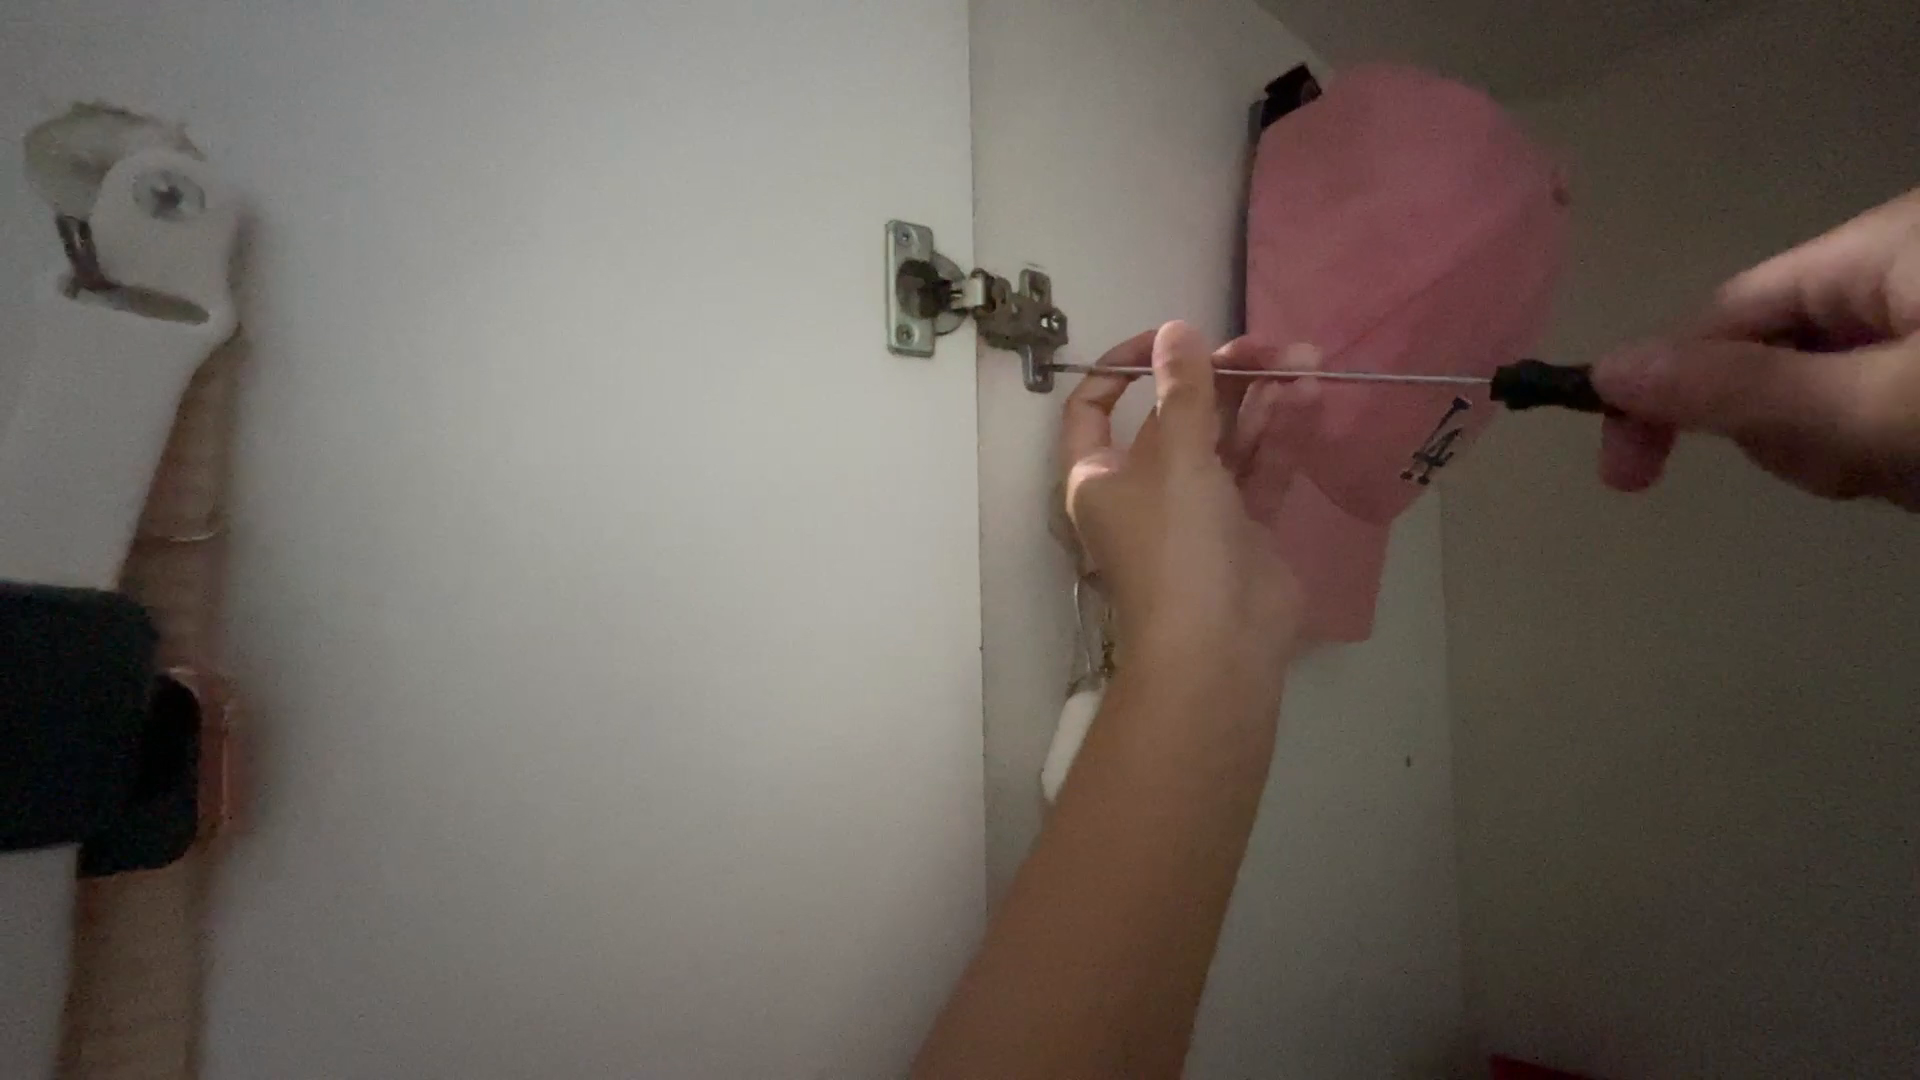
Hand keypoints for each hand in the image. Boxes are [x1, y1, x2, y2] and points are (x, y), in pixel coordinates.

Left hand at [1058, 322, 1318, 678]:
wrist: (1219, 646)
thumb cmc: (1174, 545)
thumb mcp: (1173, 458)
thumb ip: (1180, 392)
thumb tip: (1175, 331)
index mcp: (1097, 474)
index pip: (1092, 406)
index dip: (1121, 366)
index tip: (1168, 339)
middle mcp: (1140, 487)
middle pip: (1172, 416)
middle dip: (1217, 377)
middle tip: (1266, 345)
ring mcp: (1193, 508)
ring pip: (1222, 439)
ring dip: (1259, 399)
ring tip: (1303, 359)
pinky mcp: (1239, 527)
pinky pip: (1255, 469)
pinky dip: (1277, 436)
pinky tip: (1306, 397)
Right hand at [1592, 186, 1919, 508]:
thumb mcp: (1877, 404)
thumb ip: (1735, 388)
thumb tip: (1602, 370)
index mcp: (1878, 249)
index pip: (1717, 322)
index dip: (1658, 396)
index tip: (1628, 478)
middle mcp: (1900, 266)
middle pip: (1768, 361)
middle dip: (1787, 431)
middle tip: (1852, 469)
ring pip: (1825, 393)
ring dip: (1844, 449)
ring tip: (1911, 469)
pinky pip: (1880, 401)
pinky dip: (1893, 444)